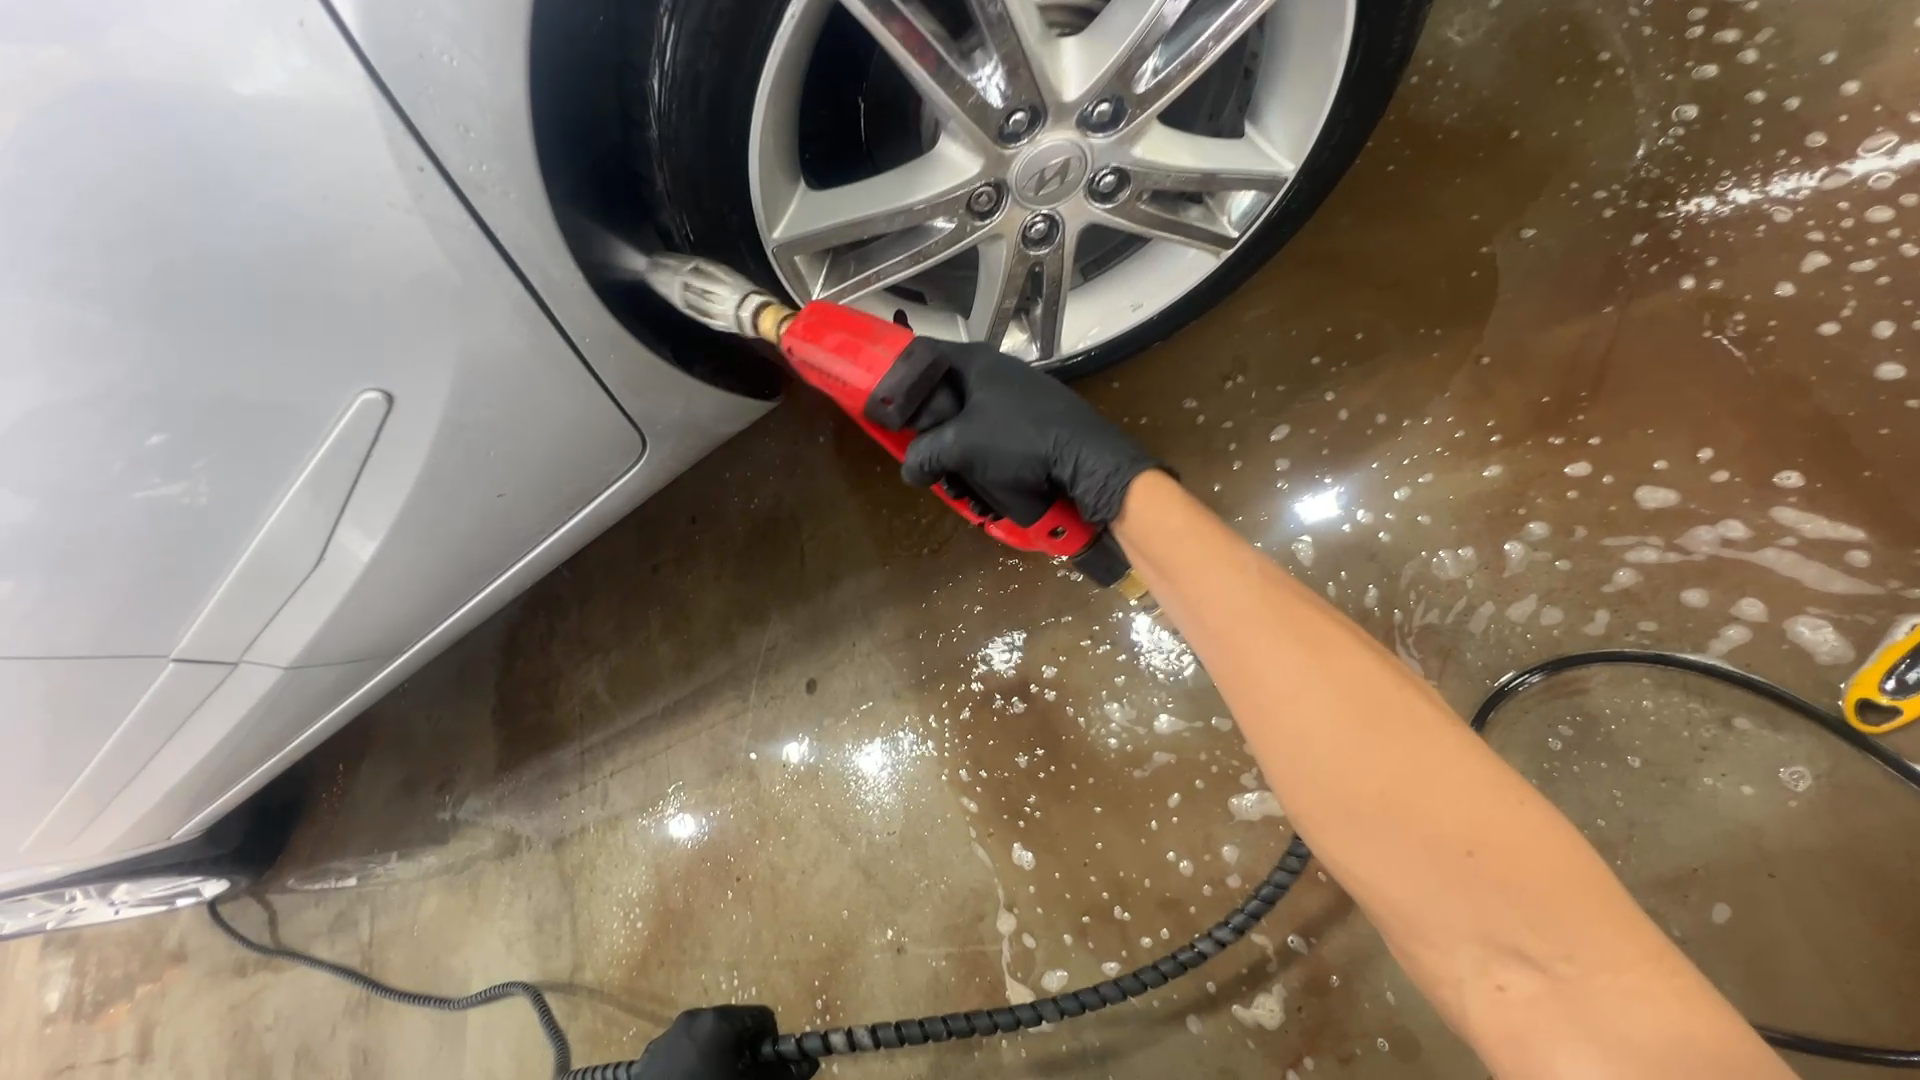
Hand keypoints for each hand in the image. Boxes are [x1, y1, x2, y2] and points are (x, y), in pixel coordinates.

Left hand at [634, 1006, 817, 1079]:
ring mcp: (667, 1035)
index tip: (763, 1067)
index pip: (761, 1016)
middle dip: (741, 1048)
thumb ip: (780, 1074)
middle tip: (739, 1076)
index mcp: (720, 1021)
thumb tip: (810, 1064)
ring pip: (706, 1036)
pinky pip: (682, 1049)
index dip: (768, 1043)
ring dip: (716, 1054)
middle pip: (733, 1023)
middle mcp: (694, 1017)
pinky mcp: (649, 1055)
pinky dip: (691, 1062)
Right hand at [900, 342, 1161, 524]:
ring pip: (965, 427)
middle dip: (929, 436)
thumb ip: (924, 454)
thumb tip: (911, 469)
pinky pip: (991, 442)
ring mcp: (1014, 400)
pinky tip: (984, 493)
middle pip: (940, 397)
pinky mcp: (1030, 426)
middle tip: (925, 461)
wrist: (1087, 461)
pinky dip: (981, 466)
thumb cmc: (1020, 439)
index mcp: (974, 362)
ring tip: (960, 489)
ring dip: (956, 461)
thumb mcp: (961, 446)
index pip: (918, 355)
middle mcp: (993, 374)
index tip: (881, 412)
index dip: (893, 381)